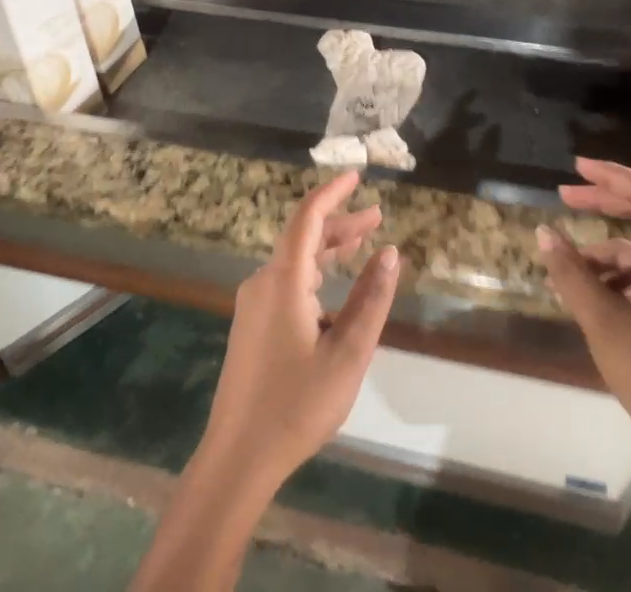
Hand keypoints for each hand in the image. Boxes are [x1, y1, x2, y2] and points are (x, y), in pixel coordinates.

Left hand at [200, 170, 400, 486]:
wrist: (239, 455)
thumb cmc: (298, 404)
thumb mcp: (348, 352)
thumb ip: (371, 299)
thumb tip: (391, 253)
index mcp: (282, 283)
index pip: (307, 220)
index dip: (332, 193)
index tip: (357, 175)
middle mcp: (262, 285)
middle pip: (302, 239)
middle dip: (340, 224)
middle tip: (378, 217)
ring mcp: (252, 307)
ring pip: (294, 263)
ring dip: (329, 250)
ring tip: (364, 244)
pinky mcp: (252, 328)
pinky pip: (286, 284)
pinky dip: (315, 274)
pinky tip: (337, 290)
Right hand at [538, 158, 630, 479]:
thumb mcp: (602, 319)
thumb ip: (570, 272)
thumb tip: (544, 233)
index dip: (612, 177)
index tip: (576, 168)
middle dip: (603, 205)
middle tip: (563, 196)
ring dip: (600, 253)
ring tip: (563, 269)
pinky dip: (611, 278)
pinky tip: (584, 294)